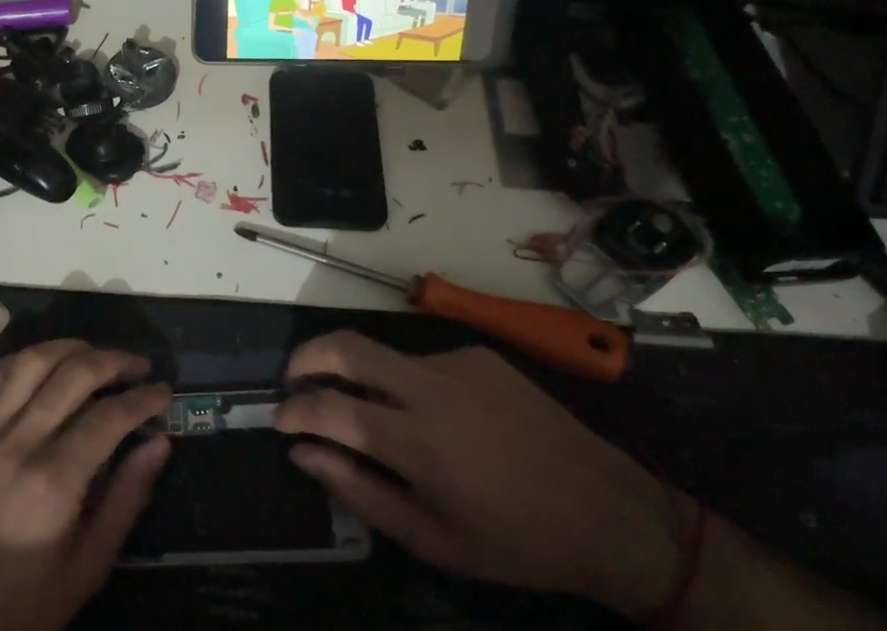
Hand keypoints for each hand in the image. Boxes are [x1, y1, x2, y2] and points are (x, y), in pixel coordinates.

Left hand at [0, 340, 171, 630]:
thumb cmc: (21, 606)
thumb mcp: (87, 567)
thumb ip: (126, 499)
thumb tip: (159, 444)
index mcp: (53, 482)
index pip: (109, 417)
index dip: (142, 399)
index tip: (164, 394)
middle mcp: (16, 445)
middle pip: (71, 375)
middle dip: (113, 361)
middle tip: (138, 367)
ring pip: (28, 363)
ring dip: (67, 348)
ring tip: (95, 354)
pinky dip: (18, 360)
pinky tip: (40, 364)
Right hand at [274, 332, 685, 617]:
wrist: (607, 511)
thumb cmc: (514, 540)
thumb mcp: (430, 538)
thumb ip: (359, 491)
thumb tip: (305, 453)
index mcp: (417, 440)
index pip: (329, 406)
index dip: (294, 410)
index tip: (279, 421)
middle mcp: (431, 387)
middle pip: (346, 345)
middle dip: (306, 356)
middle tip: (294, 381)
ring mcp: (458, 364)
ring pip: (385, 354)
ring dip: (360, 374)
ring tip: (369, 413)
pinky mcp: (481, 356)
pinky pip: (424, 362)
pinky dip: (407, 382)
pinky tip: (431, 417)